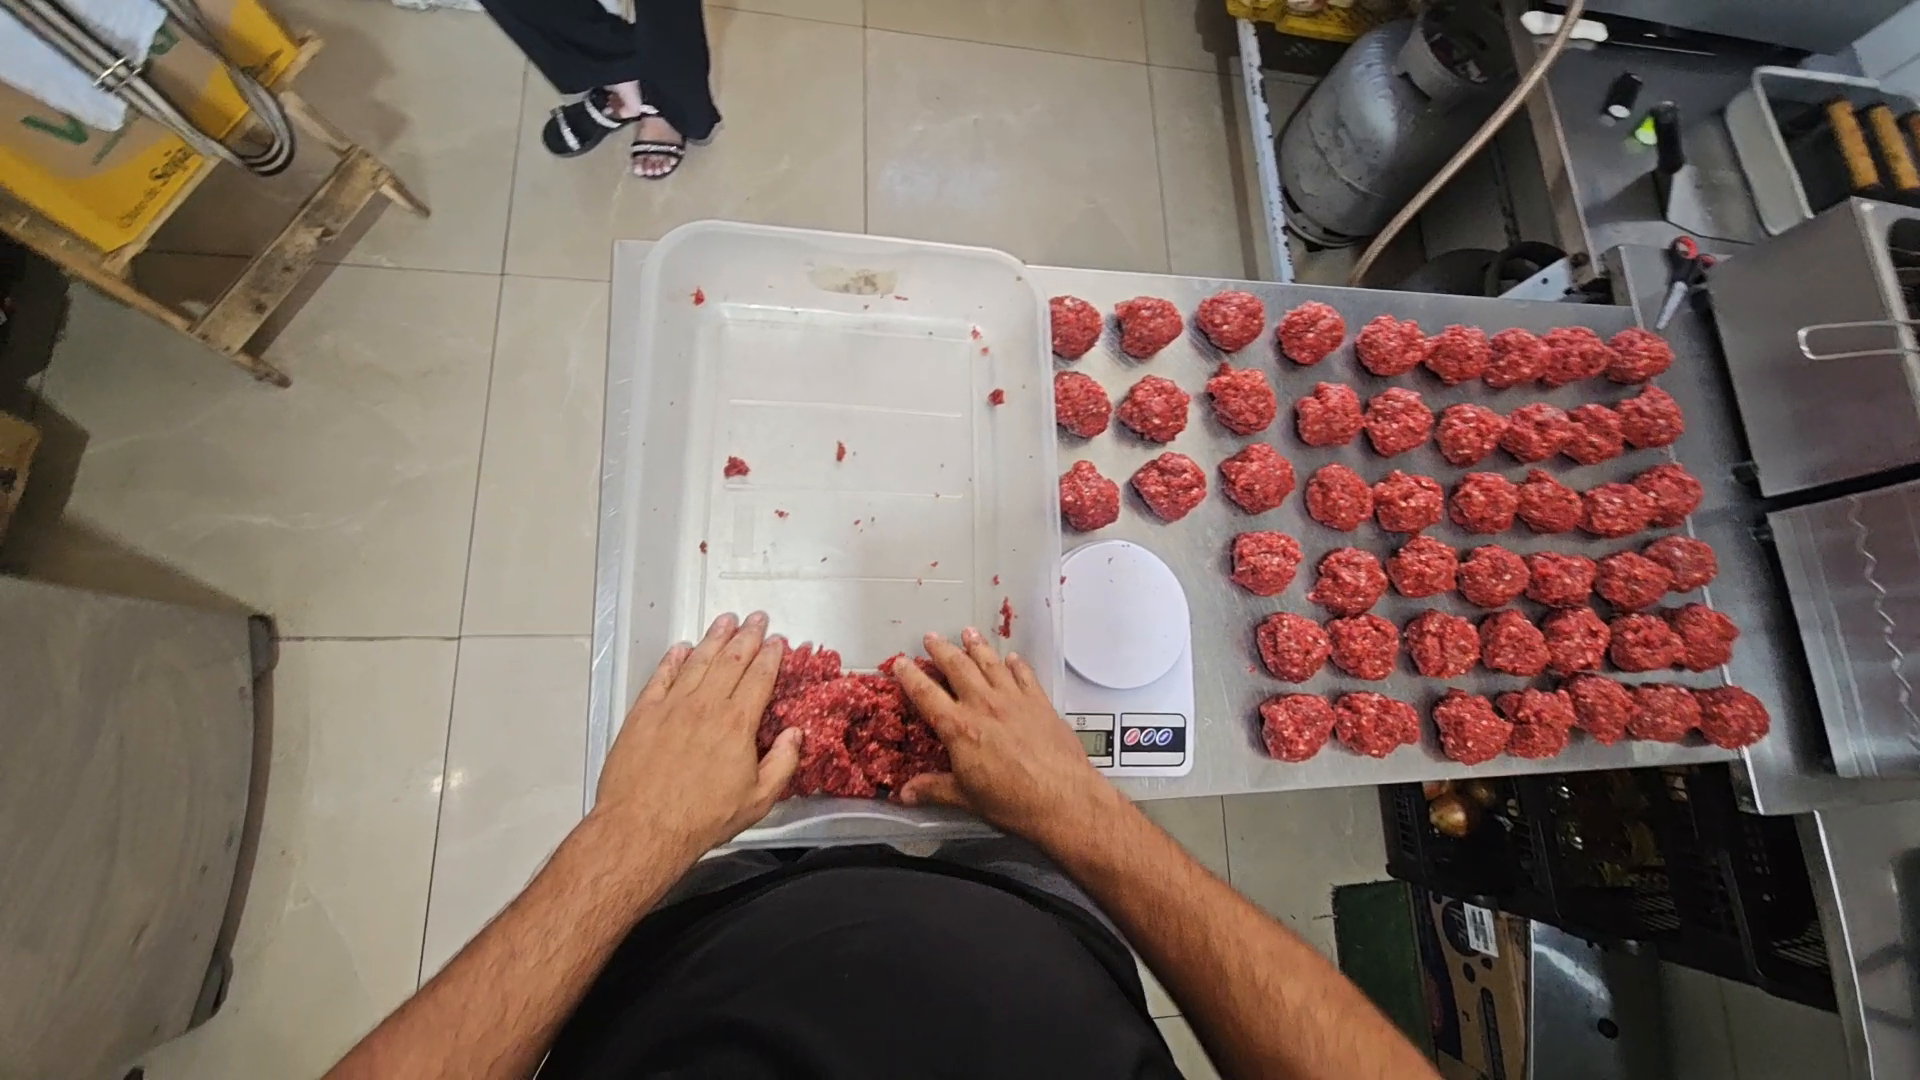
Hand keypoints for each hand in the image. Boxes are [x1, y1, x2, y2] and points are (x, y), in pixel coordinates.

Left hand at [593, 612, 801, 853]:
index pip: (759, 677)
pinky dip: (673, 660)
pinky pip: (661, 677)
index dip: (771, 656)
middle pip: (731, 660)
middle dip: (747, 636)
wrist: (642, 830)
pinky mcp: (643, 715)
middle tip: (757, 619)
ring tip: (725, 621)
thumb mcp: (758, 800)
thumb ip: (783, 763)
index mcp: (737, 723)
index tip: (777, 641)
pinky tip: (681, 648)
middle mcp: (706, 706)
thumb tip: (795, 735)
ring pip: (698, 661)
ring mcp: (672, 707)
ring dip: (714, 638)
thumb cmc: (701, 819)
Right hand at [892, 628, 1117, 843]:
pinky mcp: (1039, 702)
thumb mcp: (966, 798)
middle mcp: (983, 705)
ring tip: (968, 632)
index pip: (926, 694)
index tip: (900, 663)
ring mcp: (1013, 700)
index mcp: (959, 728)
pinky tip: (1013, 658)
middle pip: (957, 667)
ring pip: (990, 663)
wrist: (1063, 798)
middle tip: (931, 638)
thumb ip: (934, 790)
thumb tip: (906, 794)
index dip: (910, 676)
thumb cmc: (1012, 802)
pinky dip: (1017, 664)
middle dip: (942, 650)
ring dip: (977, 646)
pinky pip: (1024, 675)